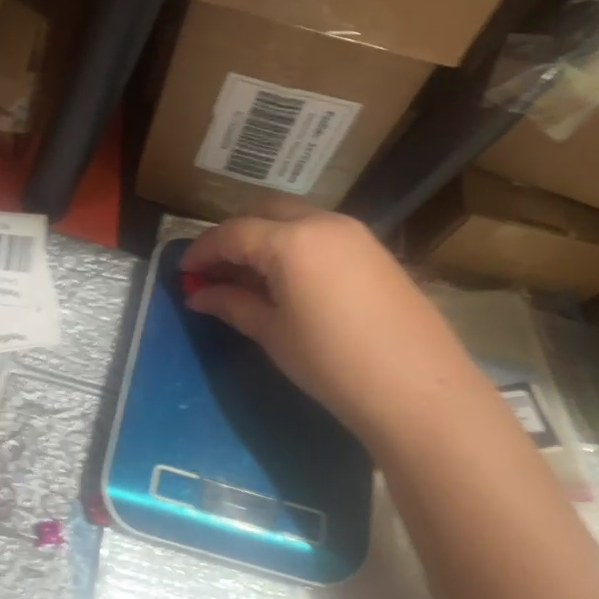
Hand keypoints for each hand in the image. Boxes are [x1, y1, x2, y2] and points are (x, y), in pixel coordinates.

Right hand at [182, 205, 426, 433]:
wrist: (414, 386)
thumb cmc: (330, 362)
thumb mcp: (273, 334)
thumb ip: (233, 305)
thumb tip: (199, 295)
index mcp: (290, 240)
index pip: (232, 233)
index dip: (202, 250)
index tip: (183, 272)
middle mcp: (323, 222)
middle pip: (266, 213)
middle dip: (235, 236)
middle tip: (215, 272)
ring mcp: (355, 234)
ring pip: (297, 221)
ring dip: (267, 240)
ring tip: (249, 280)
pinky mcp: (375, 251)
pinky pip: (323, 237)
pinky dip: (296, 249)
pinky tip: (289, 284)